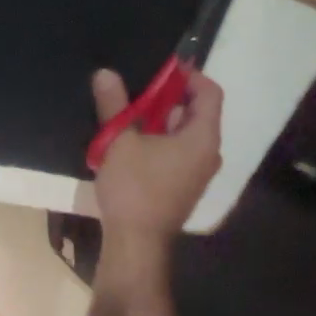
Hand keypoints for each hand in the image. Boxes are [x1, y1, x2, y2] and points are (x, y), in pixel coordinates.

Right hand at [89, 67, 222, 243]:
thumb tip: (106, 74)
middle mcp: (208, 153)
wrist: (136, 243)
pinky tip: (130, 150)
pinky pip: (177, 156)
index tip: (161, 72)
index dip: (188, 77)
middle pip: (196, 115)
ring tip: (128, 121)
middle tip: (136, 94)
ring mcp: (197, 174)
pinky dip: (159, 145)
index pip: (209, 93)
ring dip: (159, 125)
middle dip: (167, 101)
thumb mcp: (119, 143)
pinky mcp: (182, 189)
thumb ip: (115, 107)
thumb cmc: (134, 189)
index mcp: (202, 137)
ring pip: (184, 137)